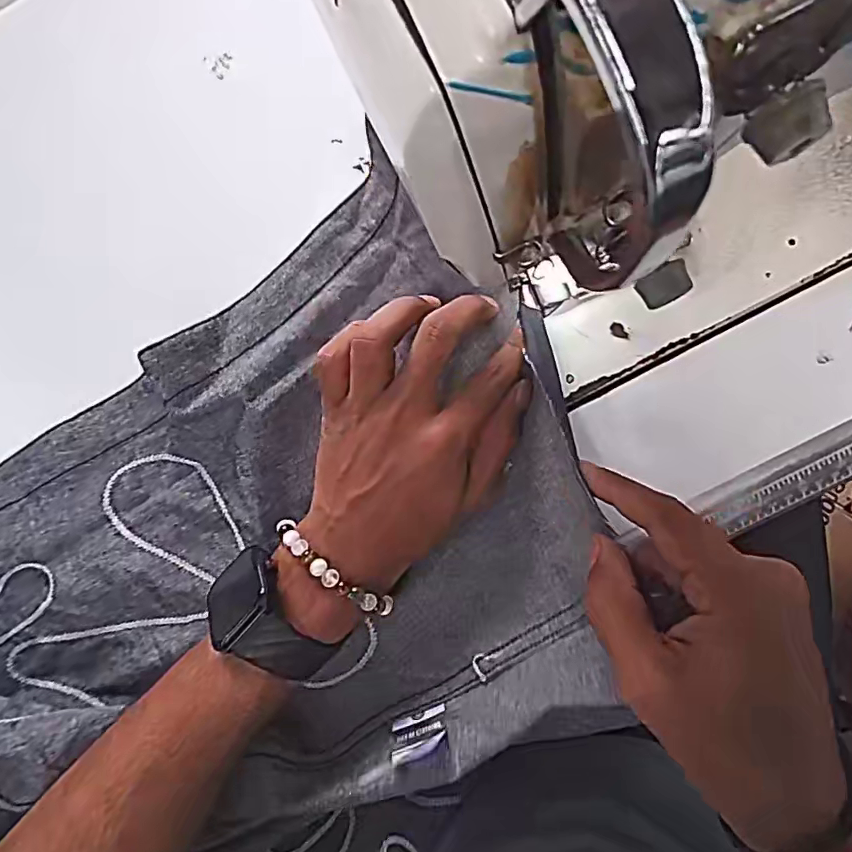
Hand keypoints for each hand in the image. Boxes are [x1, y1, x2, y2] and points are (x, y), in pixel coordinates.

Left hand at [277, 295, 530, 641]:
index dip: (511, 353)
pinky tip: (373, 331)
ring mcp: (365, 409)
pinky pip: (332, 359)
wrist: (352, 546)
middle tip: (478, 308)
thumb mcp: (472, 495)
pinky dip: (350, 336)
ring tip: (424, 305)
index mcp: (443, 440)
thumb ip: (499, 441)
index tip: (516, 342)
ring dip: (402, 310)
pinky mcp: (336, 410)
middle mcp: (403, 415)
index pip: (488, 379)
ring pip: (375, 338)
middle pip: (434, 340)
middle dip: (465, 311)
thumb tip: (518, 395)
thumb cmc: (411, 524)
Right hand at [581, 463, 847, 851]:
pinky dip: (689, 597)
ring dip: (666, 589)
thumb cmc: (720, 744)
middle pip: (681, 545)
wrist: (794, 799)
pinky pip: (717, 578)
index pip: (671, 521)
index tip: (588, 472)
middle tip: (625, 623)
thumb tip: (601, 548)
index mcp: (737, 588)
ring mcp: (780, 587)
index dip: (624, 492)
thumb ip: (614, 604)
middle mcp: (766, 573)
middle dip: (642, 570)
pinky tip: (685, 645)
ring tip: (662, 649)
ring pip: (697, 562)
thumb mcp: (646, 678)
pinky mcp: (782, 603)